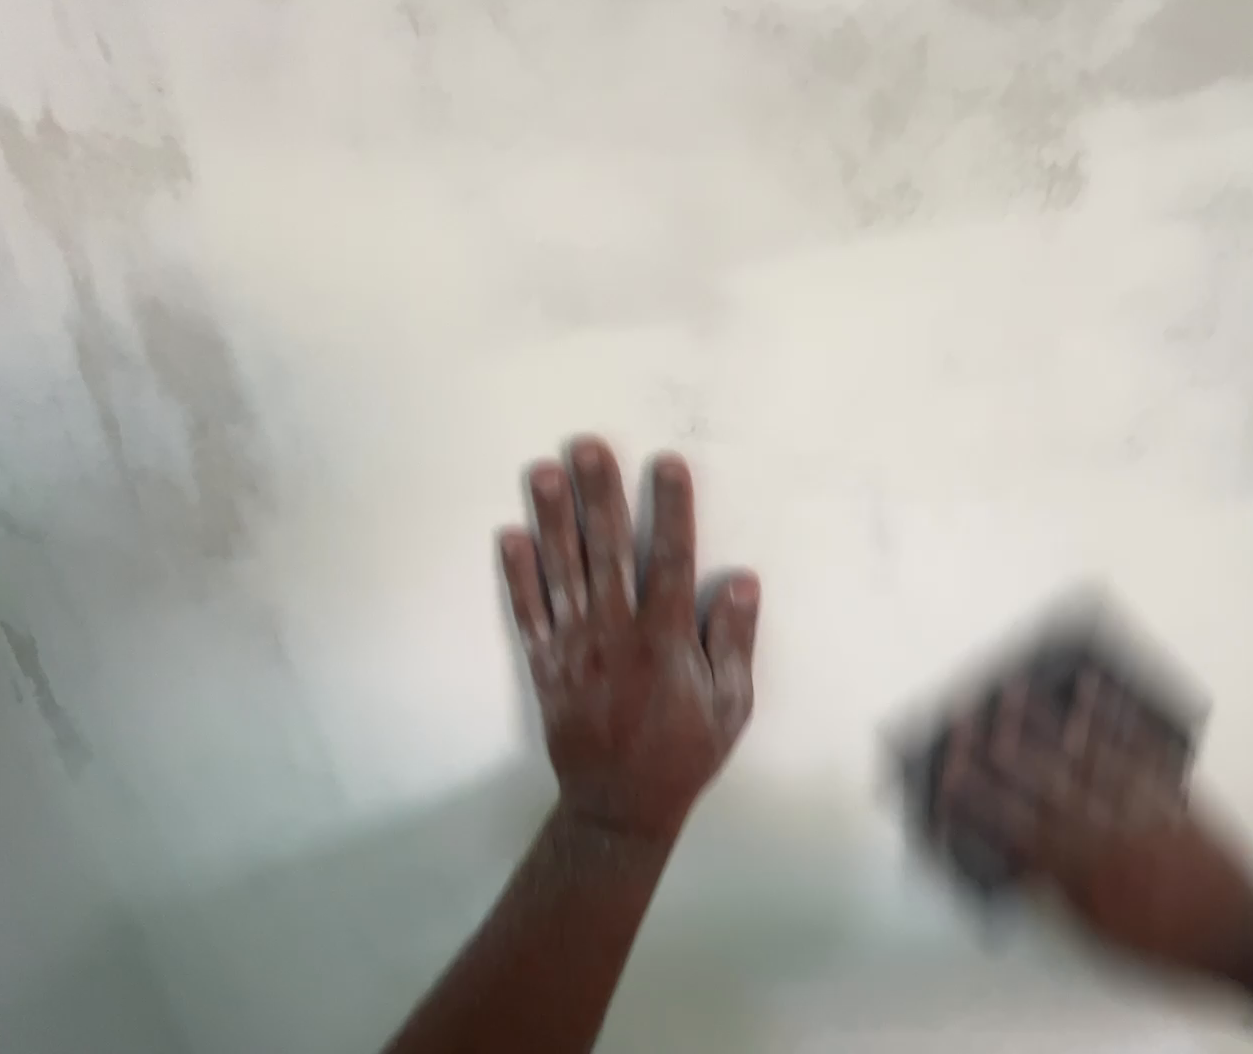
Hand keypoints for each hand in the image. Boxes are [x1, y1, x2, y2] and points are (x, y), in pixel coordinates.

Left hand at [498, 438, 758, 842]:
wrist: (619, 807)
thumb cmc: (686, 751)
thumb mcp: (732, 705)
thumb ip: (735, 642)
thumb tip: (744, 582)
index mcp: (666, 640)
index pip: (673, 560)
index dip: (672, 509)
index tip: (667, 464)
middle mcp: (616, 634)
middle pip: (608, 553)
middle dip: (599, 495)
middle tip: (586, 446)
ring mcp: (574, 649)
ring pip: (562, 573)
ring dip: (552, 520)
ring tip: (542, 472)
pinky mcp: (545, 666)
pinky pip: (528, 614)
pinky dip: (517, 575)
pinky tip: (509, 536)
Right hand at [938, 683, 1252, 978]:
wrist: (1241, 934)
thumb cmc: (1162, 944)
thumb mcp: (1096, 934)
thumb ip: (1053, 890)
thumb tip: (1014, 854)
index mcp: (1082, 872)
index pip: (1013, 829)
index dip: (975, 802)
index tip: (946, 774)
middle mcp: (1103, 830)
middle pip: (1039, 782)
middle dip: (996, 750)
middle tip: (966, 719)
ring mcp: (1136, 802)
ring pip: (1080, 754)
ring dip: (1045, 720)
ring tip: (1016, 689)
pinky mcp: (1165, 785)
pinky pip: (1135, 743)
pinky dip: (1110, 713)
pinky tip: (1091, 686)